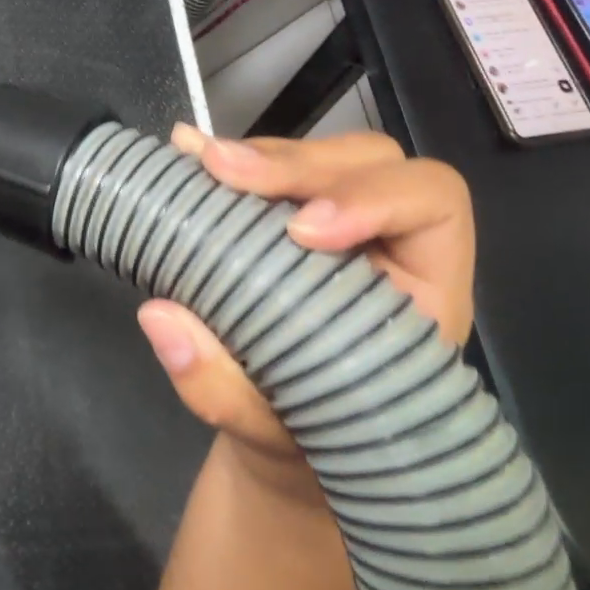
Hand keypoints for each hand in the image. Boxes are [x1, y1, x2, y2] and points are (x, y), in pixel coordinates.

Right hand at [137, 125, 475, 482]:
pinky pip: (265, 169)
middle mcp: (386, 245)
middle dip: (294, 163)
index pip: (431, 205)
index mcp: (419, 295)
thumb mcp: (266, 432)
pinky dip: (222, 158)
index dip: (373, 198)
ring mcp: (333, 223)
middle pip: (368, 163)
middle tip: (221, 169)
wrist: (287, 436)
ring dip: (258, 154)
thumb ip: (219, 387)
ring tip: (197, 162)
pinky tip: (183, 153)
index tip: (300, 229)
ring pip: (318, 155)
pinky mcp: (282, 216)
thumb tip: (157, 316)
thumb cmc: (304, 437)